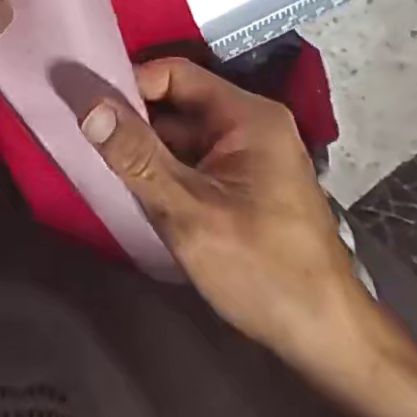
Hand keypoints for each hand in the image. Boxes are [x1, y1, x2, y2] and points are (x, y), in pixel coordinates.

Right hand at [80, 58, 368, 358]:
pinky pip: (192, 160)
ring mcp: (249, 155)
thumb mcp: (188, 212)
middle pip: (174, 103)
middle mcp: (250, 125)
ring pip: (179, 134)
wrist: (329, 342)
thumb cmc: (262, 271)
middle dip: (132, 121)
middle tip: (87, 139)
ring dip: (145, 150)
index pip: (173, 74)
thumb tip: (88, 104)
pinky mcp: (243, 183)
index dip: (129, 87)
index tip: (90, 110)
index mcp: (247, 117)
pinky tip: (135, 189)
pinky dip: (163, 170)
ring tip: (102, 165)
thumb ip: (136, 156)